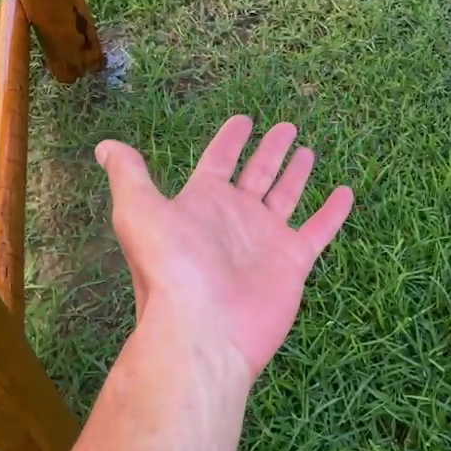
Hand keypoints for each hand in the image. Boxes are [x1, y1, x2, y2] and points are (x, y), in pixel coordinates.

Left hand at [96, 117, 354, 376]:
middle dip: (270, 150)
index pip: (219, 162)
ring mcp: (265, 240)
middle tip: (286, 126)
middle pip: (257, 175)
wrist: (204, 331)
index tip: (243, 120)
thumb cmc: (171, 270)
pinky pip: (318, 230)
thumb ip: (130, 177)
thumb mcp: (140, 214)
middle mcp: (235, 219)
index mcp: (202, 204)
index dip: (230, 140)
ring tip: (308, 150)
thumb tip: (104, 146)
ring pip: (286, 197)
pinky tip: (346, 192)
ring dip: (296, 173)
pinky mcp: (292, 261)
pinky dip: (333, 212)